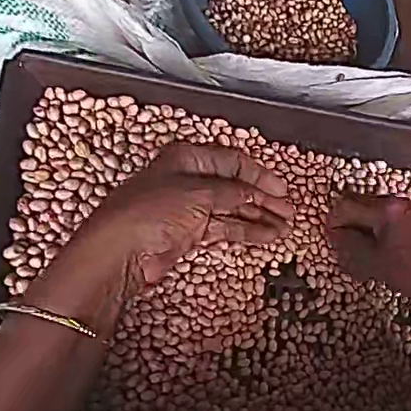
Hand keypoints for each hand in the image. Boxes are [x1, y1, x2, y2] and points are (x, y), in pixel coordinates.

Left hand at [28, 144, 293, 310]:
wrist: (121, 252)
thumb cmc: (152, 212)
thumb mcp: (200, 194)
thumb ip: (234, 193)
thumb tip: (257, 195)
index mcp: (187, 158)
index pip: (233, 161)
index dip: (260, 175)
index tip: (282, 190)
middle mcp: (189, 180)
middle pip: (236, 186)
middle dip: (264, 199)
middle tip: (288, 211)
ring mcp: (190, 207)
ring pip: (233, 209)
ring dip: (259, 217)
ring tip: (284, 227)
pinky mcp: (190, 233)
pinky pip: (226, 228)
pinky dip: (247, 232)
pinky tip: (267, 236)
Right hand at [327, 193, 410, 298]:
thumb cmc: (408, 272)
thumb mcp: (372, 260)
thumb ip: (349, 242)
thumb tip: (334, 230)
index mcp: (385, 210)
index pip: (347, 206)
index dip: (334, 221)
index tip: (330, 236)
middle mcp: (394, 201)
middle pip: (357, 202)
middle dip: (345, 220)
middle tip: (340, 241)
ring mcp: (403, 207)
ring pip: (368, 208)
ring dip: (357, 223)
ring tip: (355, 246)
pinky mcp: (407, 215)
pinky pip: (380, 214)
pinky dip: (371, 225)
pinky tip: (370, 244)